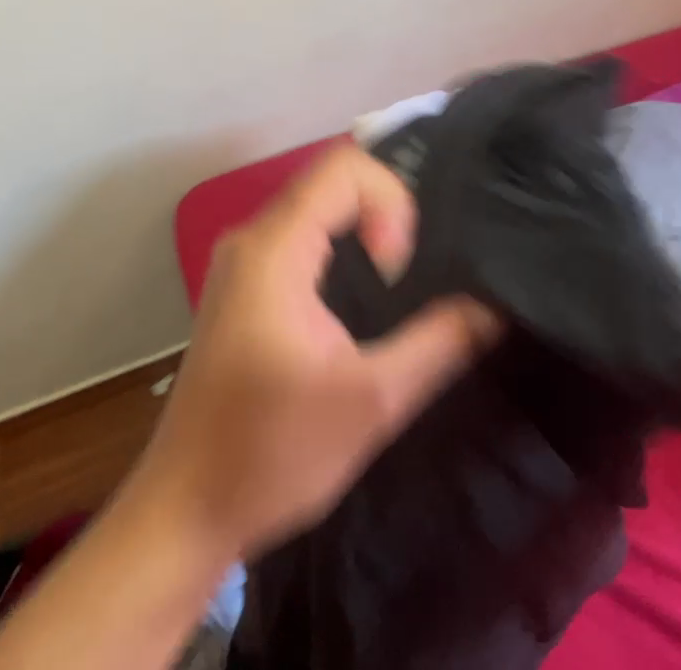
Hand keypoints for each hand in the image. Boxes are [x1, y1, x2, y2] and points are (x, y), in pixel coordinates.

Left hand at [134, 145, 503, 558]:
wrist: (186, 511)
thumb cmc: (272, 455)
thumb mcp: (374, 401)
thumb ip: (441, 343)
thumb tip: (494, 304)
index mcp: (273, 252)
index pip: (345, 168)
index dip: (392, 202)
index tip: (402, 271)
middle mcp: (251, 243)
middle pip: (334, 186)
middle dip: (390, 219)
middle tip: (422, 281)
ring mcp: (243, 269)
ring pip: (321, 217)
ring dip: (371, 241)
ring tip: (409, 293)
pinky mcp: (246, 296)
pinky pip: (306, 247)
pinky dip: (348, 260)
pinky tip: (373, 310)